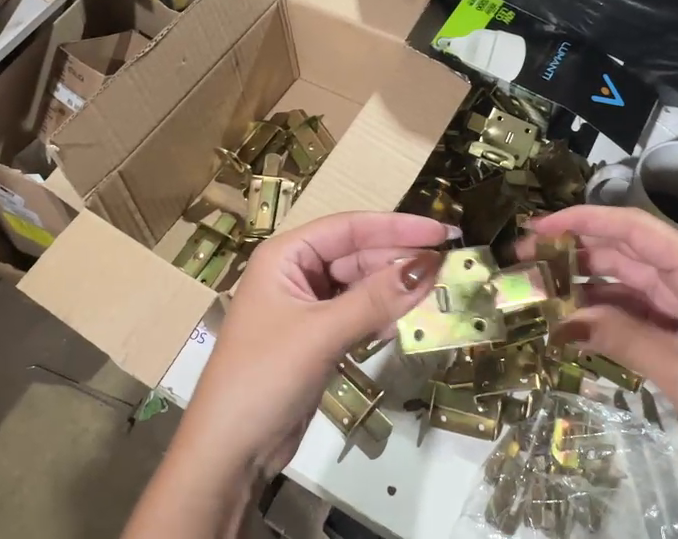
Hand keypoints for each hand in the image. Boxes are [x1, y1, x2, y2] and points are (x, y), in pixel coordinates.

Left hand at [178, 211, 448, 479]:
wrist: (229, 452)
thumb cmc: (264, 377)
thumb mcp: (321, 333)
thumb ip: (375, 299)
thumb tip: (428, 265)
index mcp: (285, 255)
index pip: (349, 227)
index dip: (396, 226)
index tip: (440, 232)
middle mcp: (295, 273)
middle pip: (357, 254)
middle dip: (399, 259)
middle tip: (448, 266)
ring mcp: (306, 307)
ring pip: (360, 286)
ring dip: (394, 289)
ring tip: (438, 291)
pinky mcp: (316, 338)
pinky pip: (357, 314)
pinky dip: (382, 315)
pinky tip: (407, 321)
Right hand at [526, 206, 677, 538]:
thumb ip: (619, 337)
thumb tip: (562, 320)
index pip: (634, 228)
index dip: (583, 221)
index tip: (538, 228)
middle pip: (626, 251)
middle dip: (575, 251)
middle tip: (525, 262)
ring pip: (629, 281)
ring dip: (587, 284)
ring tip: (539, 289)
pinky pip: (640, 311)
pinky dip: (607, 313)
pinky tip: (573, 319)